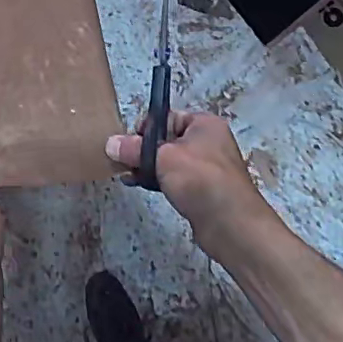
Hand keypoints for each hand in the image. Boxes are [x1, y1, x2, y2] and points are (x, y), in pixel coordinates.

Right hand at [106, 111, 277, 251]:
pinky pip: (175, 178)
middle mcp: (208, 141)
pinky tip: (141, 186)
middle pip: (166, 138)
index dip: (145, 128)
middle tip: (124, 162)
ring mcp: (207, 167)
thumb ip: (134, 149)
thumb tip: (111, 144)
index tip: (128, 143)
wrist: (232, 224)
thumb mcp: (162, 157)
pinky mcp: (203, 189)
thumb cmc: (200, 179)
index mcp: (204, 124)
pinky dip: (159, 180)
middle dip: (143, 149)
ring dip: (148, 167)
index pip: (166, 117)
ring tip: (128, 175)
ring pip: (169, 160)